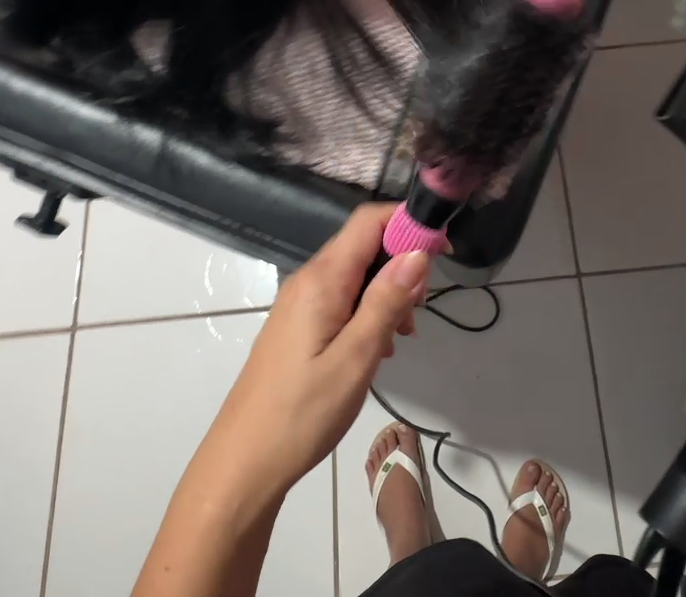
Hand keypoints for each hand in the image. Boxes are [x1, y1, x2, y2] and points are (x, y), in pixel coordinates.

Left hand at [202, 203, 428, 502]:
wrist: (243, 463)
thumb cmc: (302, 413)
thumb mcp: (355, 358)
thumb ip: (386, 301)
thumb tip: (418, 252)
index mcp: (322, 279)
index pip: (369, 221)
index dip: (408, 223)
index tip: (442, 251)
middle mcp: (309, 279)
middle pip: (365, 244)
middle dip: (402, 263)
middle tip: (420, 309)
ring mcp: (300, 302)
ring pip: (356, 274)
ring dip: (388, 292)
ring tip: (402, 335)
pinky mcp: (299, 325)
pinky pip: (342, 298)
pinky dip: (369, 310)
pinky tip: (379, 347)